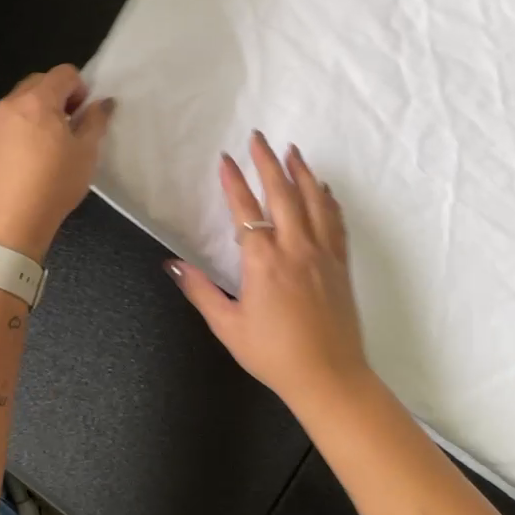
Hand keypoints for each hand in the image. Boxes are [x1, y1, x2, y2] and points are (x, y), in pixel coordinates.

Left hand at [0, 64, 114, 261]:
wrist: (11, 225)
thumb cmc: (55, 186)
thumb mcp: (87, 154)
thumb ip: (96, 121)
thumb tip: (103, 102)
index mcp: (38, 101)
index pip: (63, 73)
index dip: (80, 88)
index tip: (83, 114)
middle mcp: (8, 106)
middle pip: (36, 84)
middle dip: (55, 97)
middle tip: (67, 128)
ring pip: (15, 107)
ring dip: (33, 116)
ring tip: (44, 149)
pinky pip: (0, 130)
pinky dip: (14, 136)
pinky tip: (22, 165)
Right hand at [169, 132, 372, 405]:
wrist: (329, 376)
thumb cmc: (273, 354)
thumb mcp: (228, 326)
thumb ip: (200, 291)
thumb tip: (173, 265)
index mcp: (263, 262)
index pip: (245, 210)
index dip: (234, 182)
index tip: (226, 159)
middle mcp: (295, 249)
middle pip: (282, 194)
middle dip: (269, 162)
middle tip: (259, 138)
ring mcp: (323, 255)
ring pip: (313, 201)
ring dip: (302, 172)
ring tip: (292, 151)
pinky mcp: (341, 265)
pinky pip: (335, 222)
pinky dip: (328, 200)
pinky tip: (323, 189)